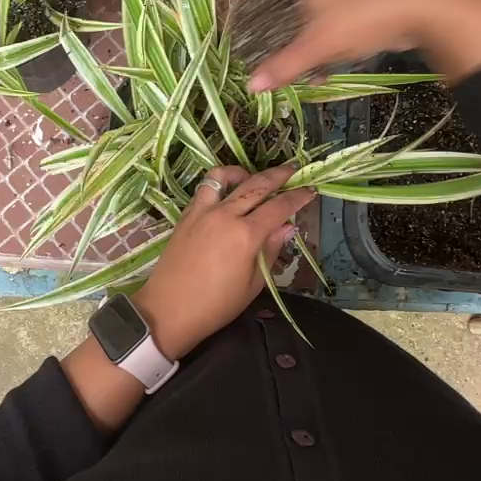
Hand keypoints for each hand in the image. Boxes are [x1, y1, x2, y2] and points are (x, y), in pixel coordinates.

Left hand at [134, 164, 313, 357]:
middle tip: (293, 170)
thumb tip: (287, 227)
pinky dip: (220, 182)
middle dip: (278, 175)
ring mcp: (203, 211)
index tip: (310, 191)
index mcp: (246, 235)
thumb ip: (270, 250)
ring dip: (245, 173)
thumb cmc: (216, 305)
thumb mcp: (253, 284)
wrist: (169, 310)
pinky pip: (205, 188)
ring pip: (225, 177)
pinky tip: (228, 191)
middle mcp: (225, 215)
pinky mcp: (187, 215)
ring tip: (255, 177)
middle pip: (256, 185)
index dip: (297, 197)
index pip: (278, 207)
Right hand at [231, 0, 480, 89]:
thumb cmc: (363, 15)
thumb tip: (251, 86)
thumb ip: (285, 65)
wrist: (427, 4)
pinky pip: (335, 4)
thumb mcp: (320, 44)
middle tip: (256, 17)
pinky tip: (329, 54)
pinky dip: (325, 24)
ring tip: (291, 39)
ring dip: (302, 19)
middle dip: (273, 1)